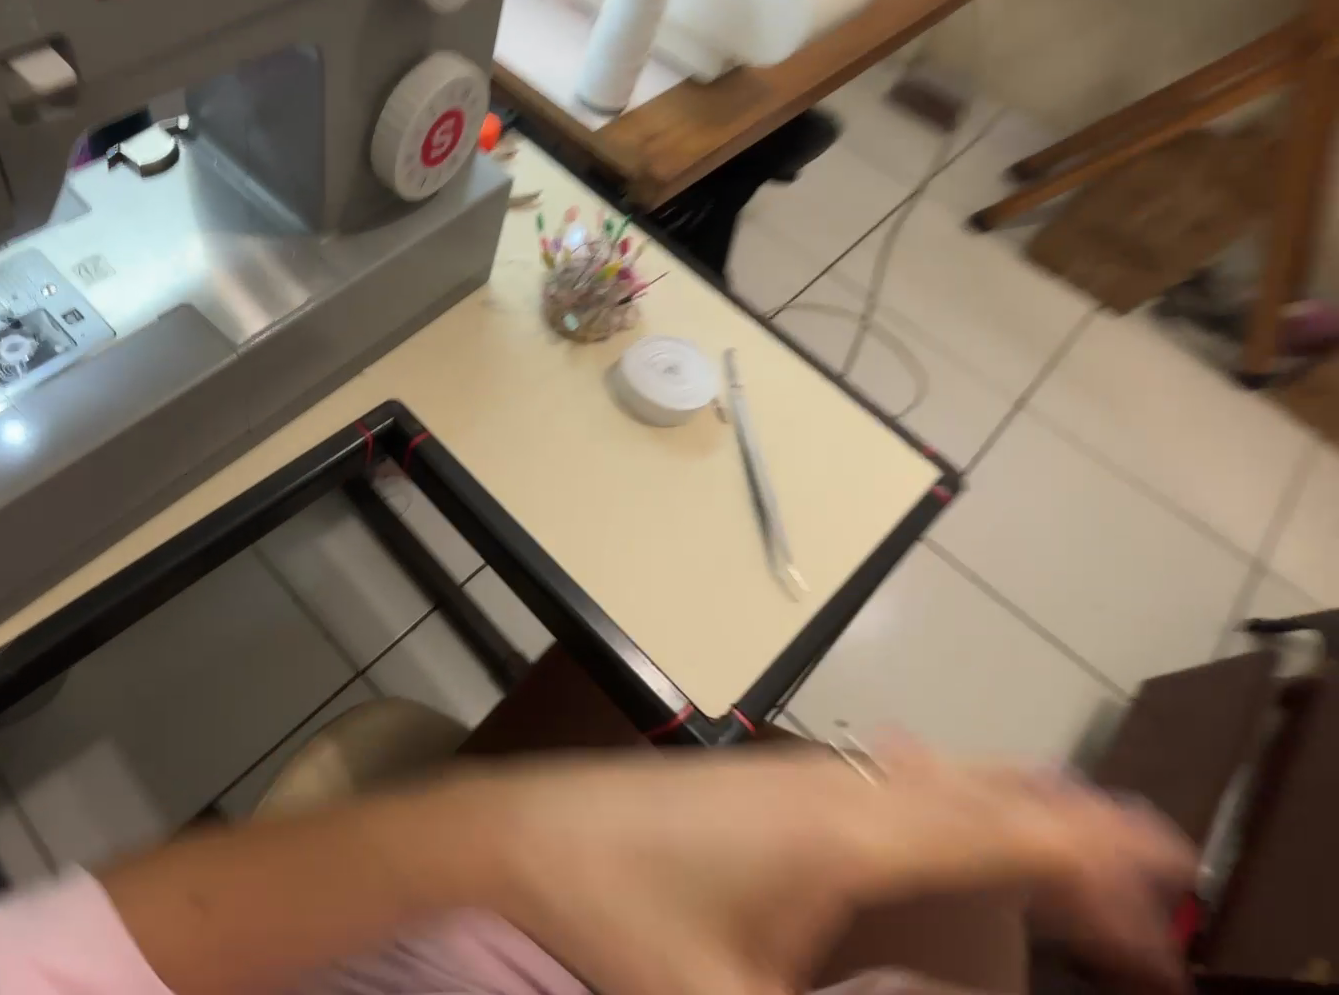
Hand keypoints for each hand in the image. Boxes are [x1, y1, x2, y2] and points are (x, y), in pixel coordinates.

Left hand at [475, 745, 1194, 994]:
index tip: (1171, 878)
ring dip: (994, 808)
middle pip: (972, 790)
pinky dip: (925, 795)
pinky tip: (921, 812)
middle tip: (1137, 897)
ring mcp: (778, 772)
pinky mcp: (743, 777)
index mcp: (842, 836)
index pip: (999, 829)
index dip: (1094, 851)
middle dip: (1064, 834)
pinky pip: (864, 776)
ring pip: (918, 776)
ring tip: (1058, 856)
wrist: (518, 830)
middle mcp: (822, 787)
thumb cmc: (615, 917)